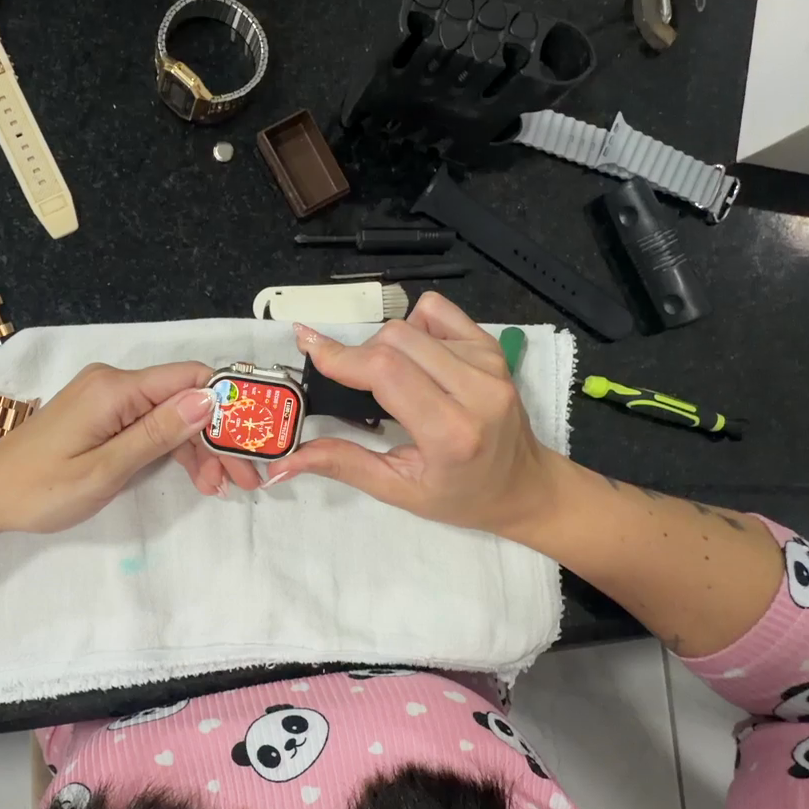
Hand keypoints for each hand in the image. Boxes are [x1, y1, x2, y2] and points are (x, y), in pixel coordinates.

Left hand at [0, 362, 260, 533]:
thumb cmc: (42, 489)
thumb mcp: (105, 469)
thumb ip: (156, 434)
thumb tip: (208, 399)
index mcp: (115, 389)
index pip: (190, 378)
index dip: (229, 404)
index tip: (254, 440)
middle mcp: (114, 383)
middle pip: (184, 399)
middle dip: (218, 437)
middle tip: (244, 480)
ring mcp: (108, 399)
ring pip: (171, 415)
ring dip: (199, 449)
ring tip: (221, 488)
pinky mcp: (103, 416)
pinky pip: (149, 425)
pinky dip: (172, 450)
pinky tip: (194, 477)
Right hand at [263, 292, 562, 535]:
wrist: (524, 485)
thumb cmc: (461, 496)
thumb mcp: (399, 491)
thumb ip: (343, 465)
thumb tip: (284, 463)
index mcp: (451, 432)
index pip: (386, 372)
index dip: (340, 356)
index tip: (307, 346)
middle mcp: (476, 389)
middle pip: (395, 340)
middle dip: (358, 354)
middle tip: (348, 382)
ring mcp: (489, 363)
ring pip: (412, 324)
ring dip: (383, 344)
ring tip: (385, 378)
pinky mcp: (492, 347)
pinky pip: (437, 312)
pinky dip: (413, 326)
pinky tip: (414, 358)